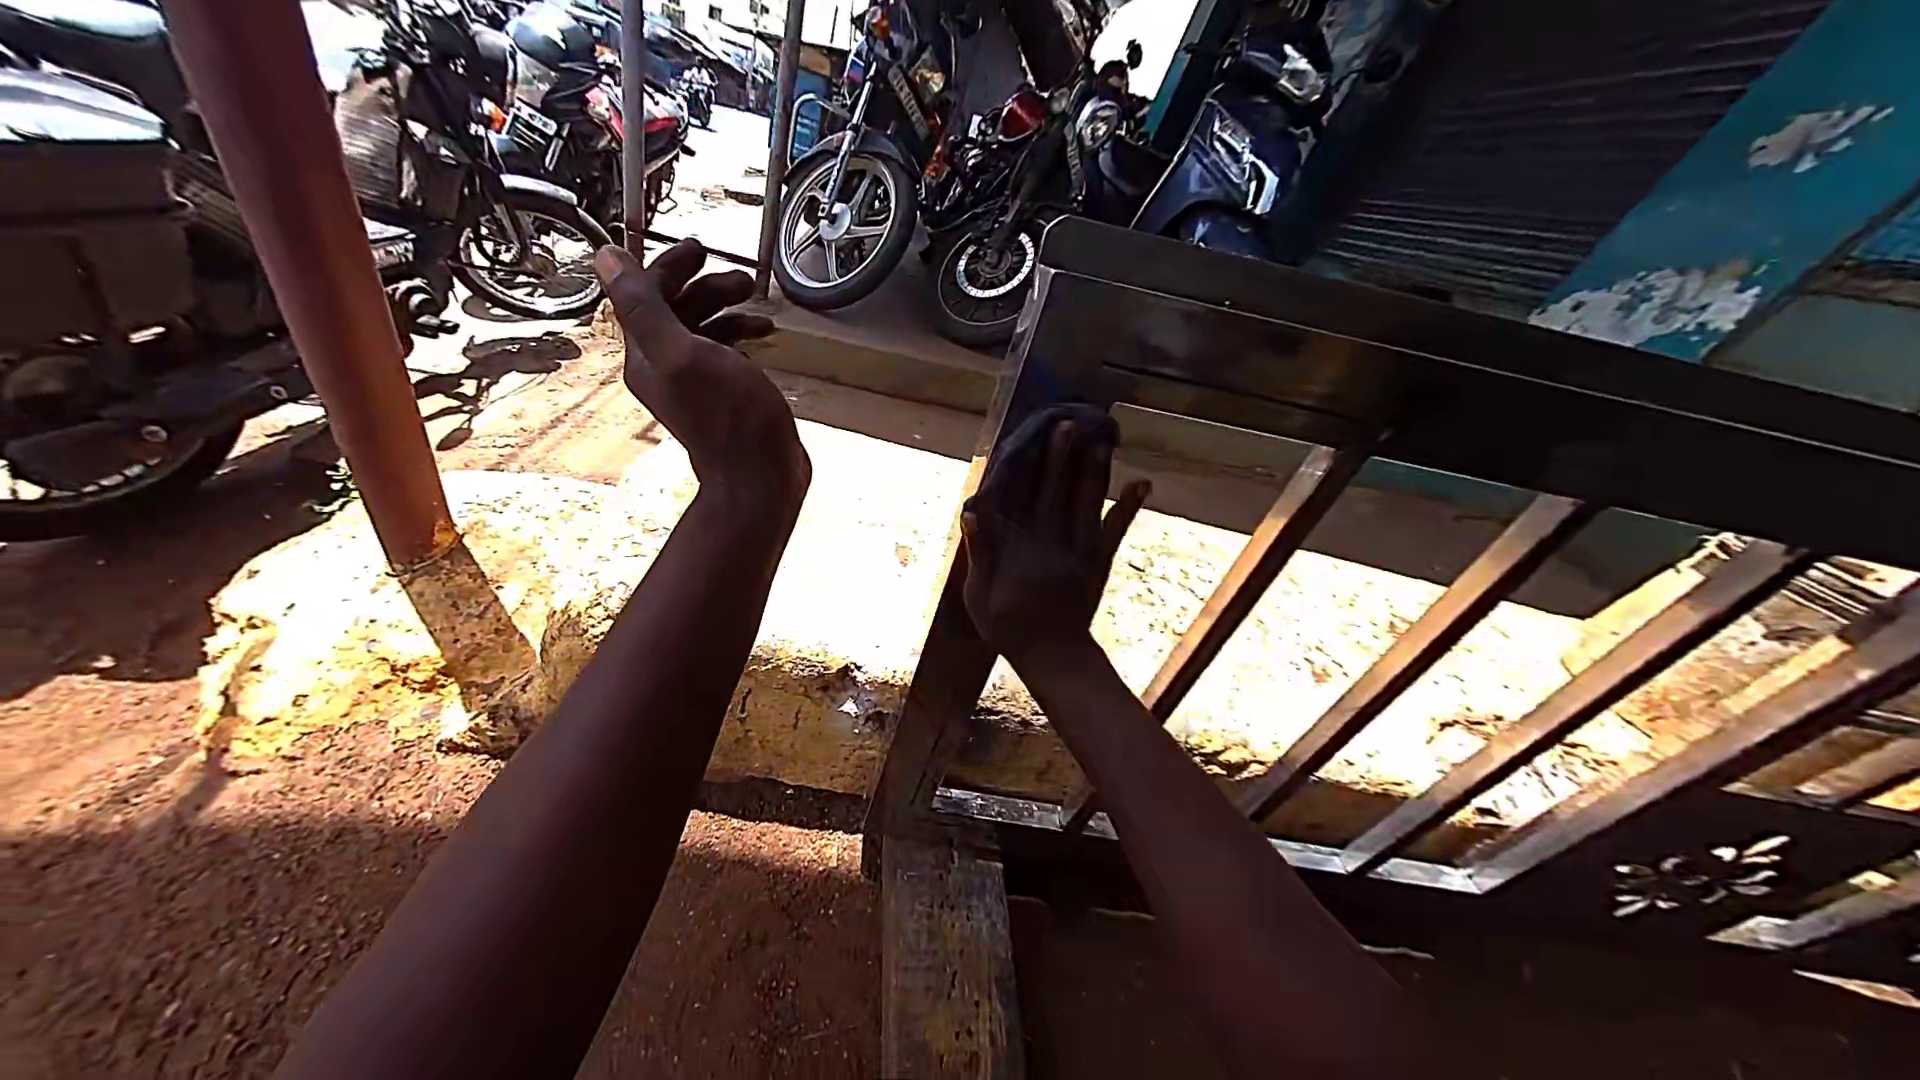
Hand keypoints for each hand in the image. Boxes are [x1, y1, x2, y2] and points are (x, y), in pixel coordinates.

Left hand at [594, 241, 809, 508]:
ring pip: (704, 329)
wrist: (762, 475)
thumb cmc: (730, 418)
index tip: (700, 250)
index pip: (645, 296)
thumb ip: (642, 305)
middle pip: (677, 310)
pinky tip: (761, 336)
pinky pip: (725, 352)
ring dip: (728, 309)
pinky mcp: (725, 395)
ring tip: (757, 306)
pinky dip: (741, 336)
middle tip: (741, 279)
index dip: (669, 267)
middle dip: (706, 287)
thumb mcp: (682, 353)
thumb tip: (604, 257)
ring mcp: (696, 383)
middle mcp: (666, 368)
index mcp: (647, 355)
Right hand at [960, 406, 1150, 659]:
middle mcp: (1050, 542)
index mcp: (1019, 547)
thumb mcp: (979, 594)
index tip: (1027, 436)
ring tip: (1101, 440)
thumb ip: (979, 552)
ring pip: (1086, 504)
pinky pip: (1114, 532)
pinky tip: (1141, 482)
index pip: (1019, 497)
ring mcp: (1078, 551)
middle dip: (1061, 457)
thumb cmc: (1008, 626)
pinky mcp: (1098, 562)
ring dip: (1093, 472)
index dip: (1024, 466)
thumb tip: (973, 511)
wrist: (1052, 656)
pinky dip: (1128, 507)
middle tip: (1069, 423)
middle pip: (1055, 492)